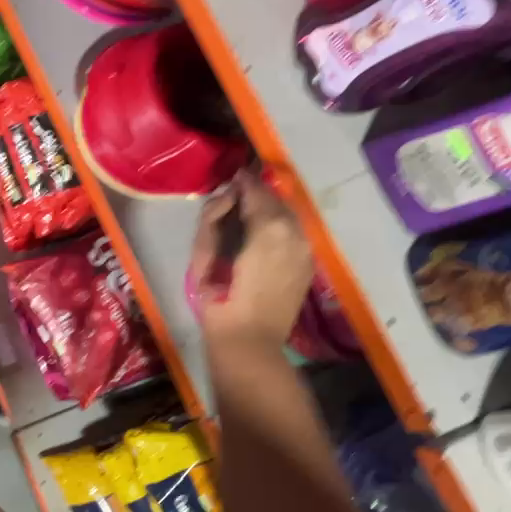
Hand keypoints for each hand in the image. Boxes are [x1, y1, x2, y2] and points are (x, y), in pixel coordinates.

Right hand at [189, 171, 313, 353]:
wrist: (248, 337)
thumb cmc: (218, 296)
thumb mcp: (203, 256)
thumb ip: (214, 221)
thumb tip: (227, 198)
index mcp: (267, 228)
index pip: (256, 192)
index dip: (244, 182)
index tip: (234, 175)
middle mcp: (293, 233)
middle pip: (274, 201)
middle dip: (257, 195)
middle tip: (239, 193)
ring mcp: (305, 250)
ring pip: (288, 216)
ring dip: (270, 210)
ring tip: (251, 213)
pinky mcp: (307, 265)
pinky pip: (295, 234)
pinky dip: (282, 227)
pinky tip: (265, 235)